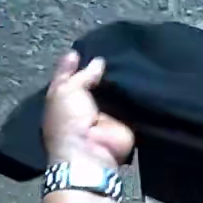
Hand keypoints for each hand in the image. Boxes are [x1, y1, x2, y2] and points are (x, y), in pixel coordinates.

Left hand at [42, 52, 134, 172]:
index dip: (72, 64)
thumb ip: (82, 74)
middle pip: (90, 83)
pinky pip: (129, 102)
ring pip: (111, 91)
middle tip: (110, 49)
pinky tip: (141, 74)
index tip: (82, 49)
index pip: (66, 78)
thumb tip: (98, 61)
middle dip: (98, 69)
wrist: (91, 153)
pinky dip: (134, 92)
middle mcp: (82, 107)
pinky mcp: (123, 121)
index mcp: (62, 101)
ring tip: (127, 56)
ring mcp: (103, 115)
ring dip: (118, 79)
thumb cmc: (69, 121)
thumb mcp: (67, 90)